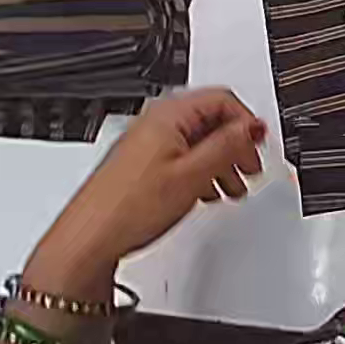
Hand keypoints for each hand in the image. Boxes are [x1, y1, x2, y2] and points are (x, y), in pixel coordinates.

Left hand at [24, 88, 265, 297]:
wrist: (87, 243)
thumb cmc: (128, 209)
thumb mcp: (193, 174)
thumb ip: (228, 146)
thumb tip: (253, 127)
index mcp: (171, 114)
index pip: (224, 100)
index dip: (247, 123)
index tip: (258, 146)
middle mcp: (158, 120)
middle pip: (213, 118)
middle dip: (237, 142)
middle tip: (249, 166)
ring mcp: (149, 141)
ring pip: (200, 138)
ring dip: (222, 159)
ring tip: (233, 185)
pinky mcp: (144, 161)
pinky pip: (185, 154)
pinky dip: (203, 168)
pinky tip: (208, 190)